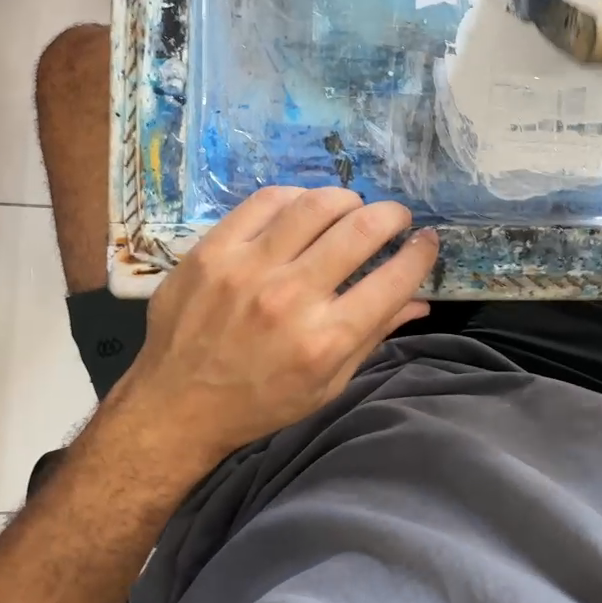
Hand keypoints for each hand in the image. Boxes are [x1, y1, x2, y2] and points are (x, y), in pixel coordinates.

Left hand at [111, 186, 439, 462]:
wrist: (176, 405)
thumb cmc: (260, 402)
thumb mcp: (327, 385)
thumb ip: (373, 336)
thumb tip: (420, 301)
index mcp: (325, 340)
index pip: (393, 280)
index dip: (420, 252)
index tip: (426, 240)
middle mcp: (291, 298)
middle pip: (360, 231)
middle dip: (391, 216)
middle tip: (395, 218)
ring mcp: (248, 269)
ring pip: (315, 205)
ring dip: (347, 199)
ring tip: (352, 207)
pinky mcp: (213, 250)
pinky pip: (266, 201)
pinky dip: (296, 197)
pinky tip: (304, 207)